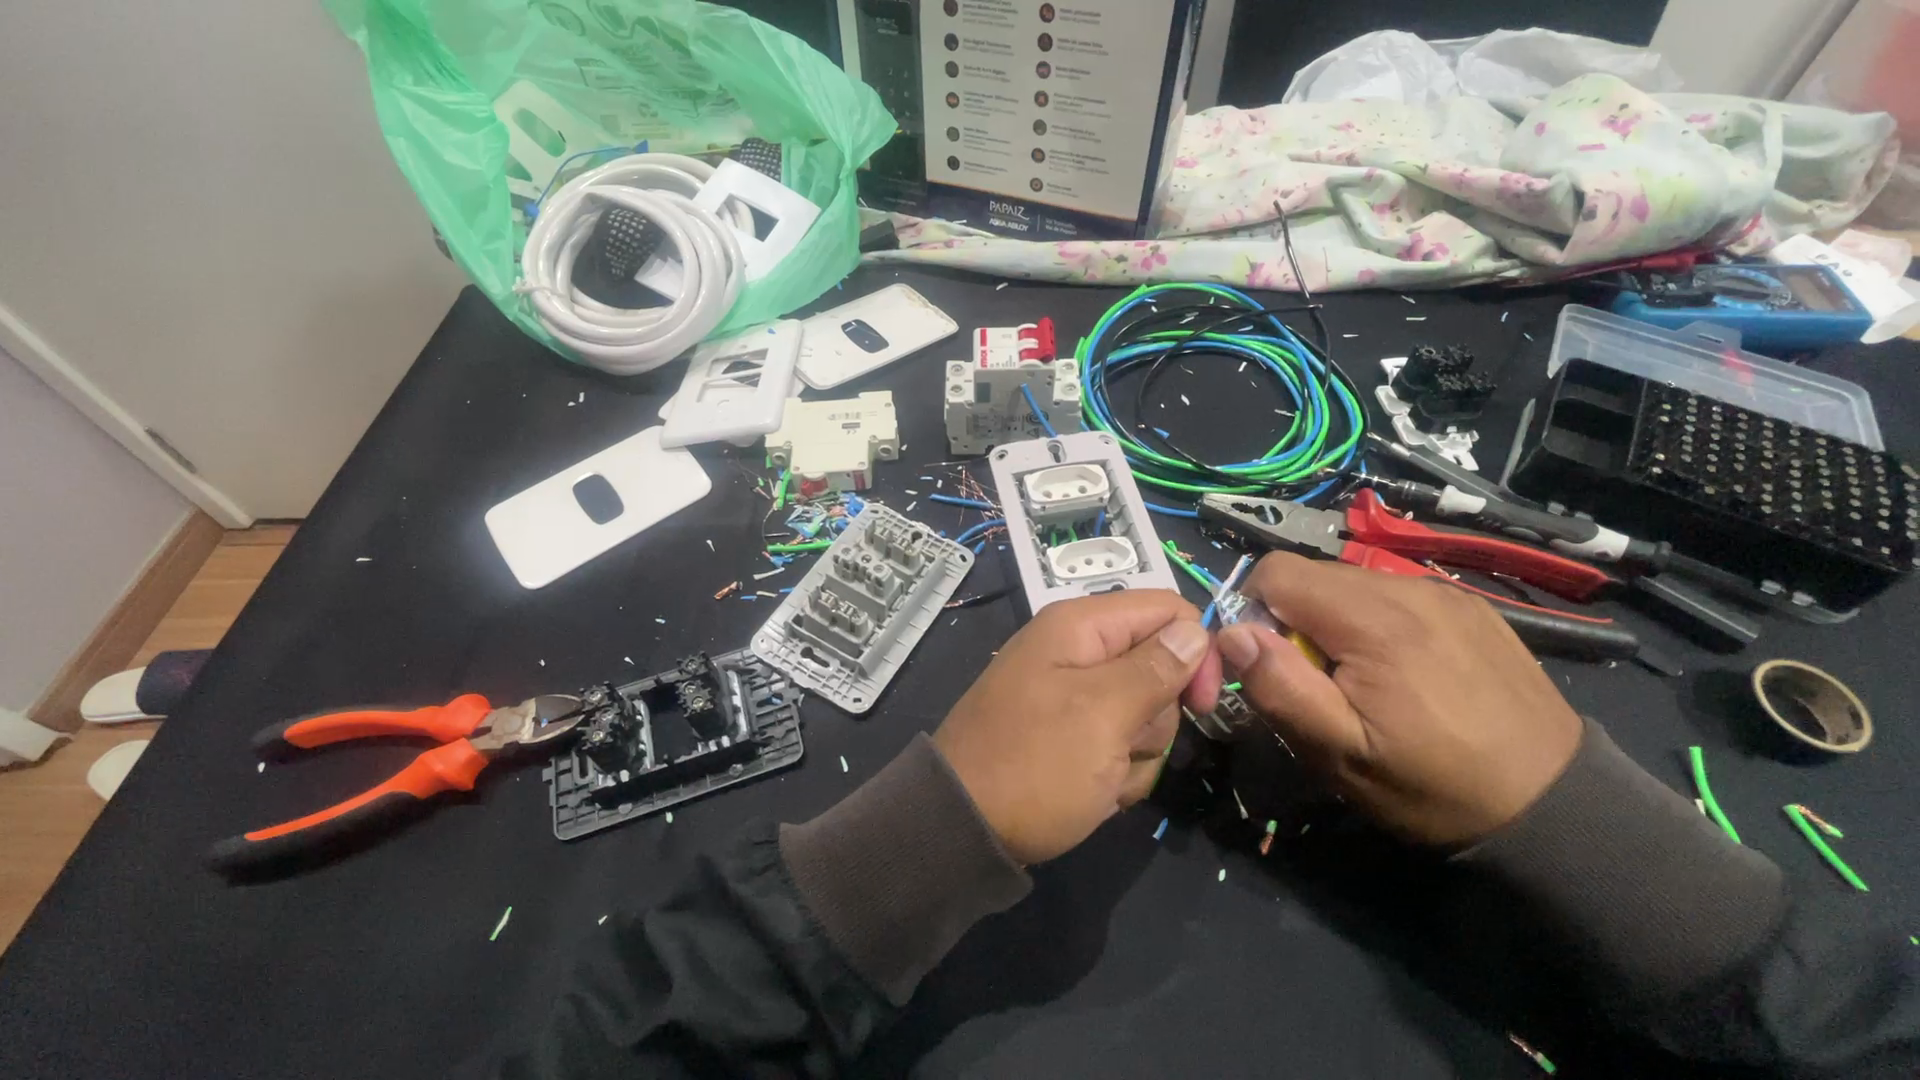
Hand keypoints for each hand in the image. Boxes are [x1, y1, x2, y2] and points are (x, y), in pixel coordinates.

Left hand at [933, 590, 1219, 863]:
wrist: (963, 829)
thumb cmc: (1033, 765)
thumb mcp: (1101, 714)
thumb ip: (1154, 669)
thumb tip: (1194, 629)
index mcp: (1080, 627)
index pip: (1167, 611)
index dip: (1196, 651)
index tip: (1202, 704)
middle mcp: (1078, 653)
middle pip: (1160, 669)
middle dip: (1154, 719)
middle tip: (1118, 744)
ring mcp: (1075, 699)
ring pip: (1146, 717)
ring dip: (1134, 756)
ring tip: (1097, 776)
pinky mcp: (1072, 737)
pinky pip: (1121, 748)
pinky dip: (1114, 776)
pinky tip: (1089, 793)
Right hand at [1215, 553, 1582, 846]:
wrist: (1555, 806)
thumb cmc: (1432, 786)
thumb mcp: (1339, 753)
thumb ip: (1280, 686)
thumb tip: (1232, 633)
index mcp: (1373, 620)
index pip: (1275, 571)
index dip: (1255, 612)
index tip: (1274, 664)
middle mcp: (1409, 588)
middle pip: (1314, 574)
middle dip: (1294, 620)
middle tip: (1319, 682)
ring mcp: (1445, 593)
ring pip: (1353, 582)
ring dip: (1335, 621)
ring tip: (1363, 680)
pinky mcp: (1470, 606)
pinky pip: (1395, 594)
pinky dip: (1376, 622)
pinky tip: (1404, 672)